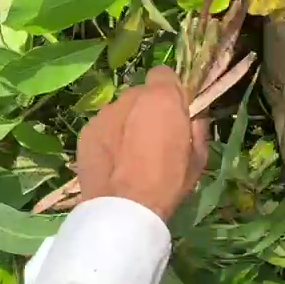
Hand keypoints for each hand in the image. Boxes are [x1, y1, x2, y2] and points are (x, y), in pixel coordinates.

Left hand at [77, 66, 208, 222]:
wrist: (123, 209)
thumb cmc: (167, 183)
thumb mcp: (198, 158)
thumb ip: (197, 128)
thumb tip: (193, 117)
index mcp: (161, 99)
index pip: (163, 73)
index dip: (169, 92)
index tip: (173, 113)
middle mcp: (130, 97)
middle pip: (140, 93)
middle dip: (147, 109)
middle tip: (151, 138)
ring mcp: (104, 113)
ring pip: (120, 110)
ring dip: (126, 124)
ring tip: (129, 154)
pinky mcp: (86, 131)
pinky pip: (102, 127)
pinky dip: (108, 138)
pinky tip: (113, 162)